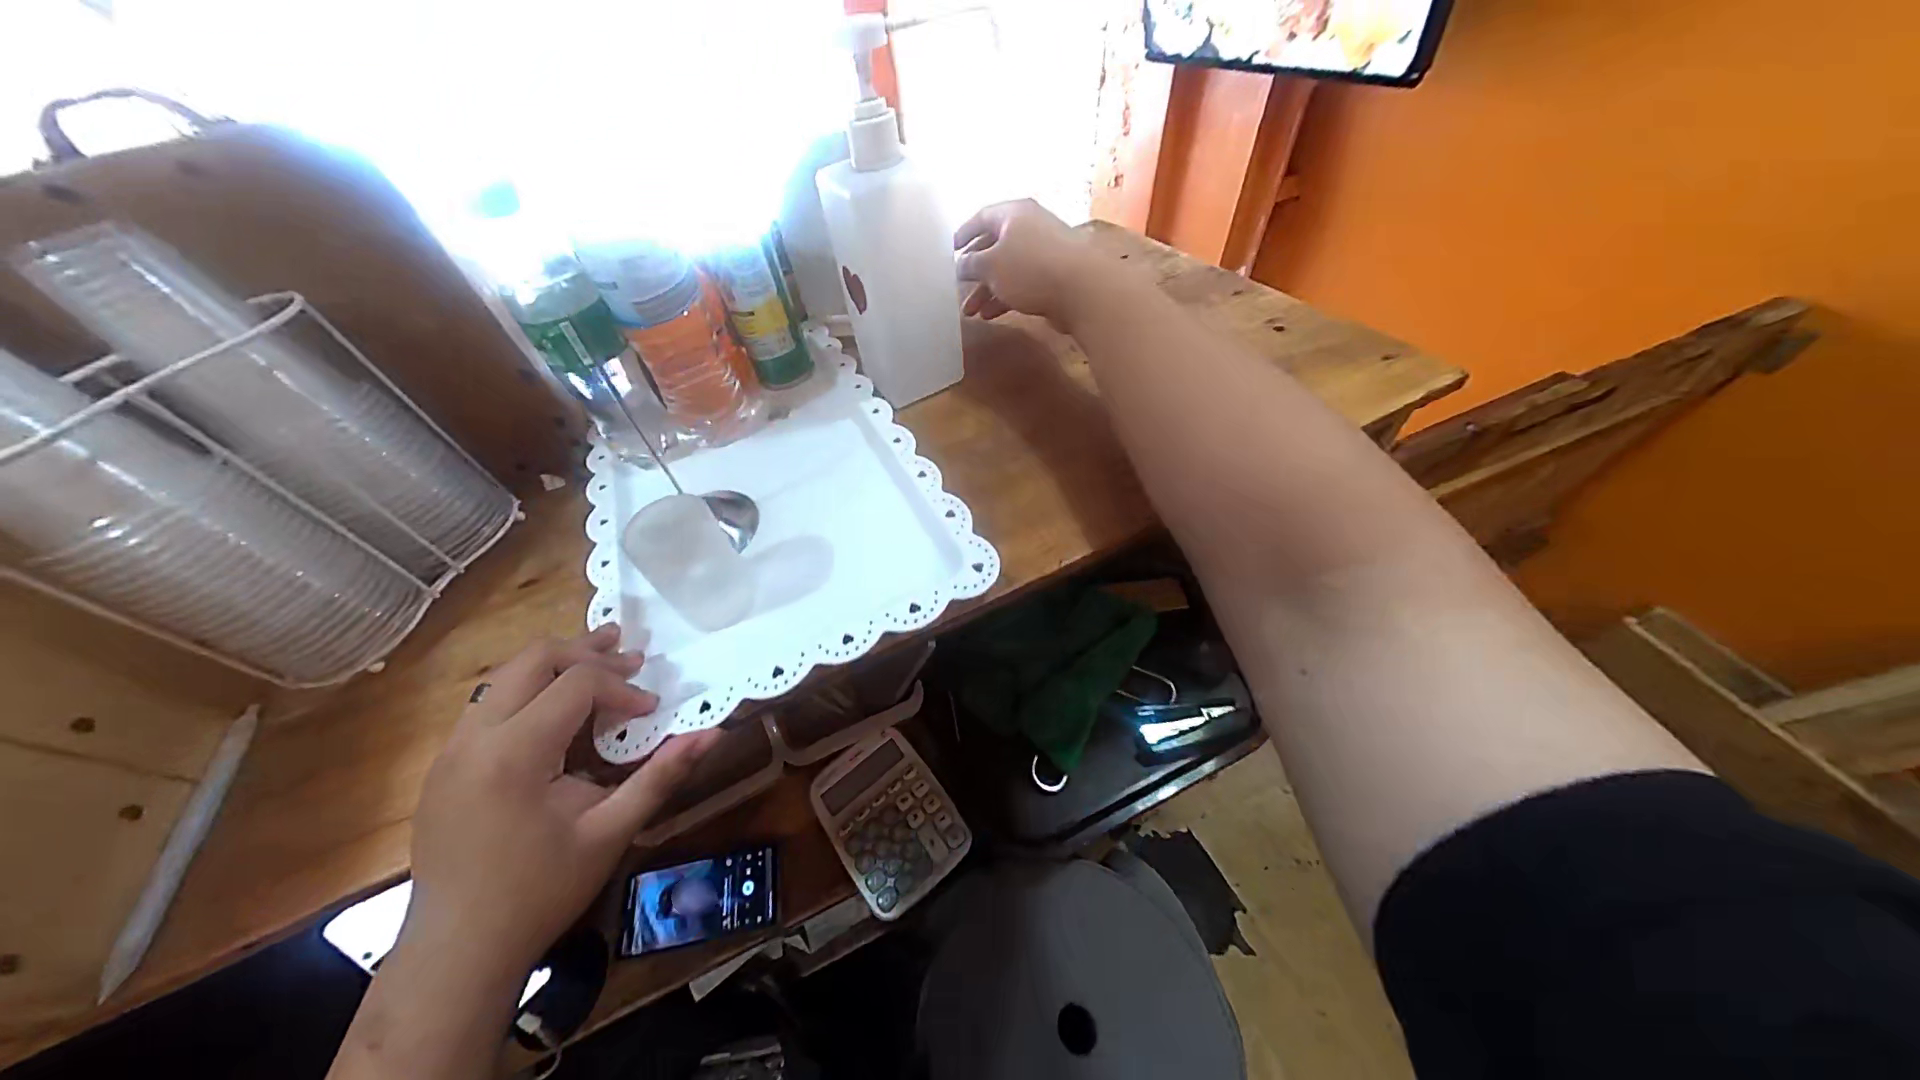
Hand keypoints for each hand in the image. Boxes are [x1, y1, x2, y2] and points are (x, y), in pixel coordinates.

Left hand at [405, 625, 718, 971]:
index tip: (651, 710)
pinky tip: (559, 711)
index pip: (575, 684)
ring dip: (556, 665)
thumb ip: (661, 775)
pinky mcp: (444, 766)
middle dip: (586, 652)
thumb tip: (713, 734)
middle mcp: (473, 740)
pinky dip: (531, 691)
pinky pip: (489, 705)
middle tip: (630, 655)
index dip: (621, 687)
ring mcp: (450, 752)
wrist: (458, 951)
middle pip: (533, 661)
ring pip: (506, 677)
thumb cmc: (541, 891)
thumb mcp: (612, 832)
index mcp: (513, 755)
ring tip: (600, 663)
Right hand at [954, 199, 1099, 329]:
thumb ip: (970, 264)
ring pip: (1007, 269)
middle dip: (974, 271)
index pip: (981, 217)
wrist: (1082, 290)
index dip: (963, 233)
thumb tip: (959, 264)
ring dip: (987, 290)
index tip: (950, 250)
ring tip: (971, 312)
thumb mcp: (990, 265)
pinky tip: (991, 315)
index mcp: (1013, 214)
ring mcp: (1044, 252)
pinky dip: (1004, 297)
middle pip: (994, 246)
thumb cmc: (1029, 269)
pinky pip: (1021, 284)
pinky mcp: (1053, 276)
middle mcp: (1029, 227)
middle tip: (957, 289)